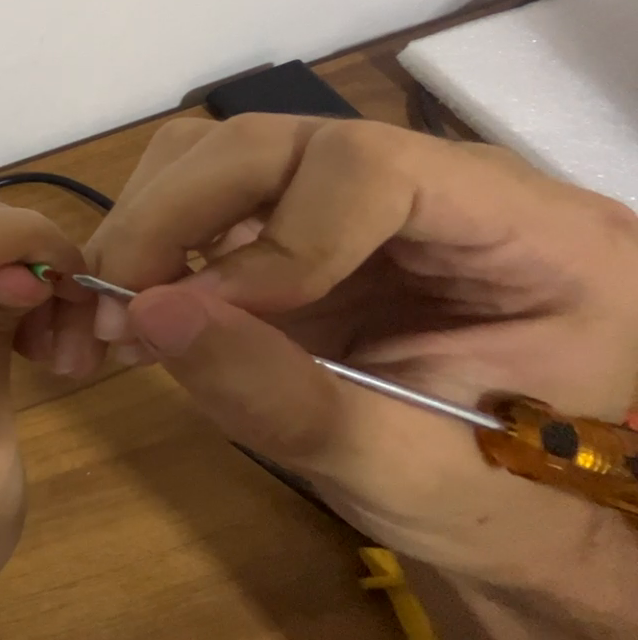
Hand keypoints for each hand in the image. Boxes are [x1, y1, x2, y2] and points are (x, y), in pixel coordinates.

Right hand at [85, 115, 637, 639]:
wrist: (478, 491)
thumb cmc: (481, 494)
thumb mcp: (400, 470)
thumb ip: (282, 396)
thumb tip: (147, 311)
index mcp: (526, 230)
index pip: (367, 169)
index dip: (274, 237)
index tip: (208, 316)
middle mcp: (428, 176)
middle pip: (258, 145)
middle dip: (165, 224)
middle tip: (113, 309)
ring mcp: (341, 184)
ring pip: (203, 154)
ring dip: (141, 229)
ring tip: (122, 315)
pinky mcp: (281, 205)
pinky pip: (183, 186)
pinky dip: (140, 241)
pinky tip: (141, 304)